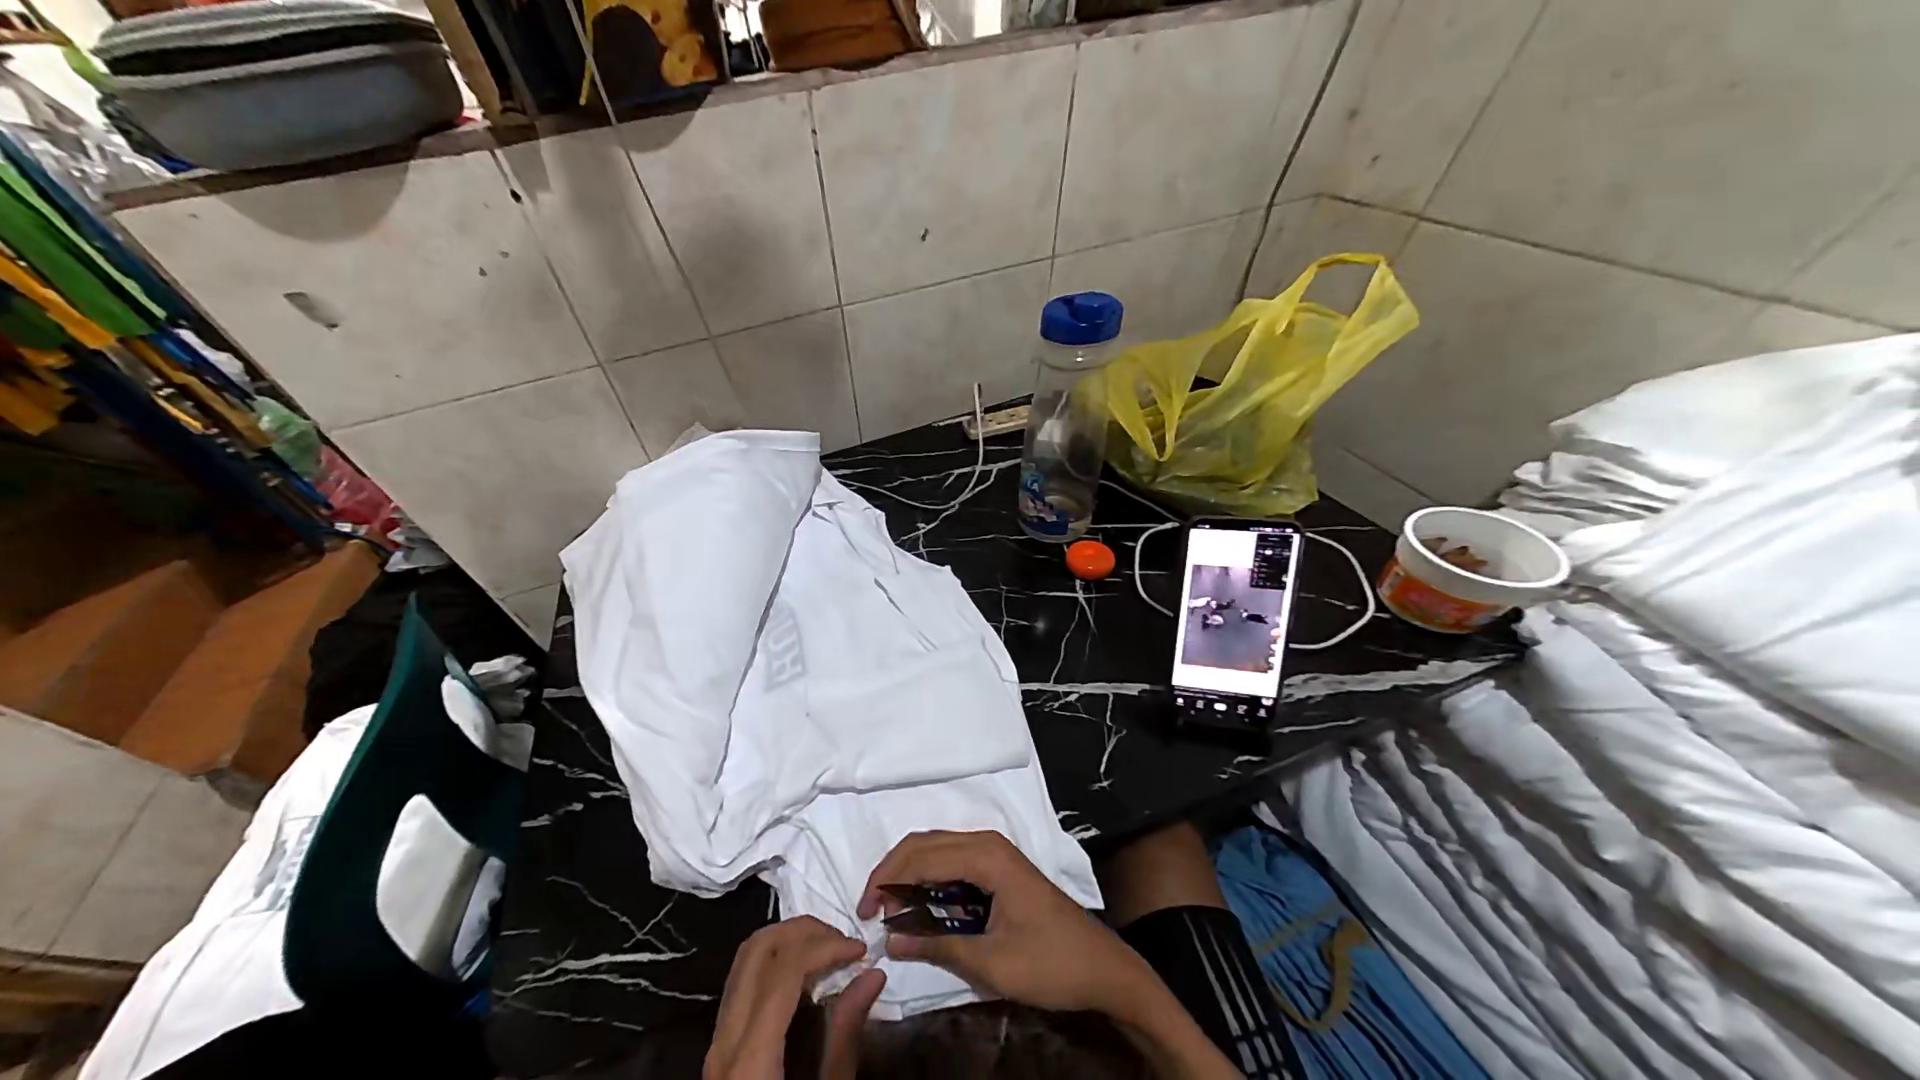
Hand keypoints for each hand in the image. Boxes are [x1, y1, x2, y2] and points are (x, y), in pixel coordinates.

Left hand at [704, 916, 886, 1079]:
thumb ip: (846, 1036)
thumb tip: (873, 976)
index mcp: (750, 1058)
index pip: (785, 969)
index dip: (826, 946)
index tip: (861, 950)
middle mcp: (724, 1040)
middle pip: (757, 949)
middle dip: (804, 931)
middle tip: (844, 943)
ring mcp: (715, 1042)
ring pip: (745, 959)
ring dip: (788, 941)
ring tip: (829, 953)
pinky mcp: (719, 1047)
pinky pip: (743, 982)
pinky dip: (776, 963)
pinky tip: (807, 979)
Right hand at [857, 830, 1159, 1014]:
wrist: (1104, 968)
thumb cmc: (1052, 963)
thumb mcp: (992, 963)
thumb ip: (939, 946)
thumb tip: (890, 938)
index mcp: (986, 856)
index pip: (920, 855)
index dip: (886, 882)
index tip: (864, 916)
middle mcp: (988, 843)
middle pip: (924, 844)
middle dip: (891, 874)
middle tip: (870, 913)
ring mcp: (995, 853)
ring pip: (936, 850)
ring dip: (908, 876)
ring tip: (889, 912)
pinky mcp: (999, 868)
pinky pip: (952, 862)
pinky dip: (928, 880)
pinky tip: (919, 908)